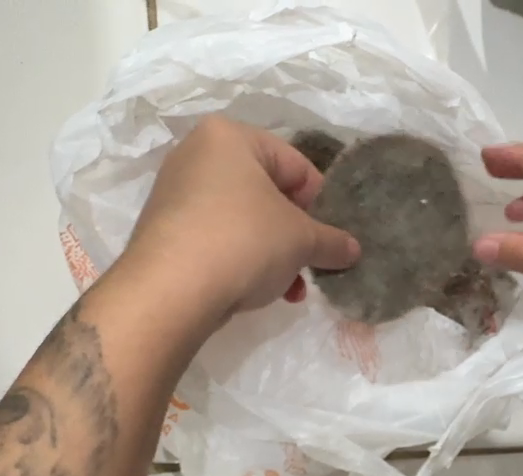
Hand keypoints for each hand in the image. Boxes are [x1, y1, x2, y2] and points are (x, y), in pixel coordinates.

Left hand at [116, 116, 360, 317]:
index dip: (321, 203)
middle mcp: (198, 154)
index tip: (332, 237)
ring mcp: (178, 193)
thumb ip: (332, 242)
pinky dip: (245, 262)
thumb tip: (354, 250)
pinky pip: (221, 239)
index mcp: (230, 136)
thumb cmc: (244, 242)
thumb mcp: (302, 240)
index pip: (295, 164)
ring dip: (277, 256)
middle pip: (269, 194)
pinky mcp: (168, 230)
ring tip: (291, 289)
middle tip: (312, 265)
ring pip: (246, 221)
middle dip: (296, 235)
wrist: (173, 289)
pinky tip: (260, 291)